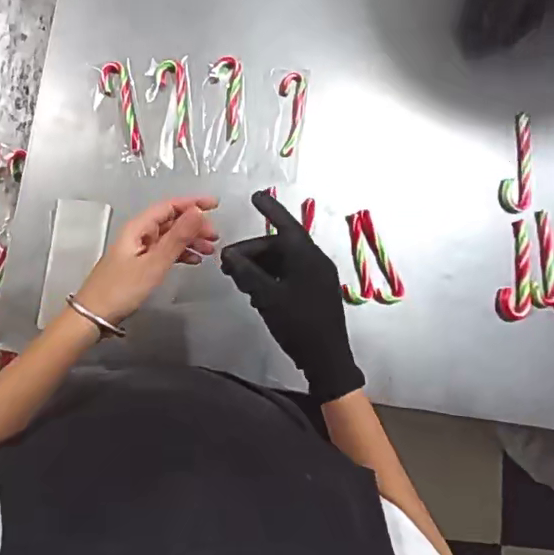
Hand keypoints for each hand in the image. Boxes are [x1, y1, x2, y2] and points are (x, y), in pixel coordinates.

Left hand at [71, 196, 219, 325]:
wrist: (95, 315)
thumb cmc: (121, 290)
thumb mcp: (154, 263)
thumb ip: (177, 238)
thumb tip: (197, 212)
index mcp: (138, 228)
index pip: (169, 206)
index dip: (193, 203)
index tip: (215, 205)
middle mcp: (137, 234)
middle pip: (171, 221)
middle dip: (194, 225)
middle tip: (215, 236)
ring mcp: (138, 250)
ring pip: (169, 237)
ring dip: (189, 240)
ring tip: (209, 250)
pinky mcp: (138, 265)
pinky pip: (164, 251)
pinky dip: (180, 253)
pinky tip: (192, 260)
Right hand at [219, 191, 363, 403]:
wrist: (327, 358)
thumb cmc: (298, 324)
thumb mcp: (267, 297)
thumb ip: (247, 273)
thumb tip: (229, 255)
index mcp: (307, 257)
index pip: (285, 224)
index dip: (269, 209)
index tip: (255, 196)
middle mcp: (315, 261)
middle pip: (278, 246)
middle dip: (252, 252)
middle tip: (226, 265)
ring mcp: (316, 278)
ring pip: (282, 262)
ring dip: (259, 267)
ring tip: (237, 280)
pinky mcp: (314, 292)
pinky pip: (289, 275)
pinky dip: (270, 278)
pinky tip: (255, 292)